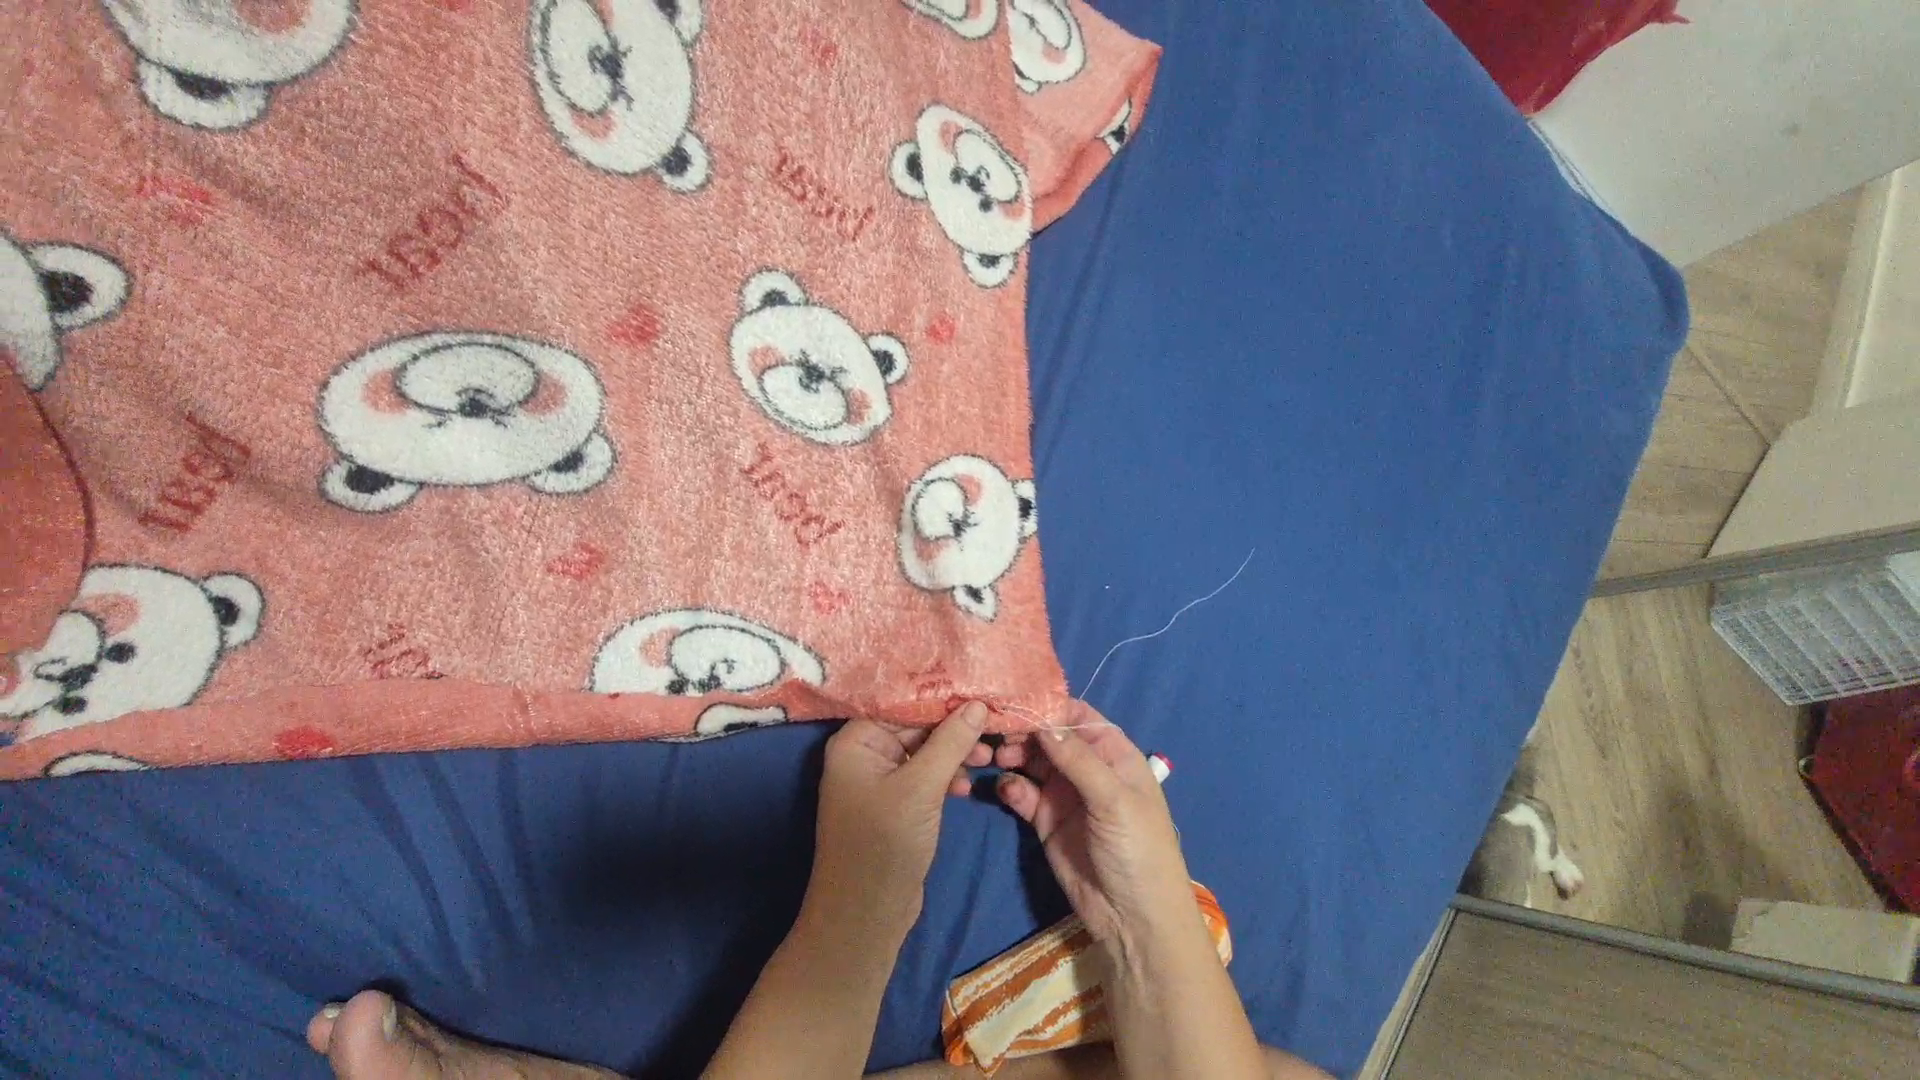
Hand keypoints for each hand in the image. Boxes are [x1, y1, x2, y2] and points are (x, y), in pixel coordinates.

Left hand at [811, 702, 991, 920]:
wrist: (866, 915)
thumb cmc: (885, 843)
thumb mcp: (922, 787)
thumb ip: (950, 742)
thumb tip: (978, 704)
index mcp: (856, 741)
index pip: (900, 702)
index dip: (939, 696)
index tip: (978, 690)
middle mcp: (864, 754)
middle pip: (914, 725)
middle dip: (952, 728)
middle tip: (991, 730)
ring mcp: (879, 780)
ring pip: (923, 751)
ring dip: (954, 754)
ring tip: (986, 759)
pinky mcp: (895, 803)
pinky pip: (924, 776)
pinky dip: (946, 778)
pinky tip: (966, 789)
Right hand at [993, 703, 1196, 949]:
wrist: (1134, 919)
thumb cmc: (1139, 850)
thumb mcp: (1114, 800)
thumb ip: (1078, 761)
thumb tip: (1044, 724)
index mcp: (1114, 755)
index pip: (1079, 717)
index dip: (1050, 707)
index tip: (1017, 703)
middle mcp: (1087, 769)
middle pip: (1050, 737)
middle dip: (1025, 731)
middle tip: (998, 733)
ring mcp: (1065, 795)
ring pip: (1033, 762)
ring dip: (1014, 755)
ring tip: (996, 757)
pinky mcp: (1046, 821)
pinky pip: (1023, 793)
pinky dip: (1011, 787)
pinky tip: (1005, 790)